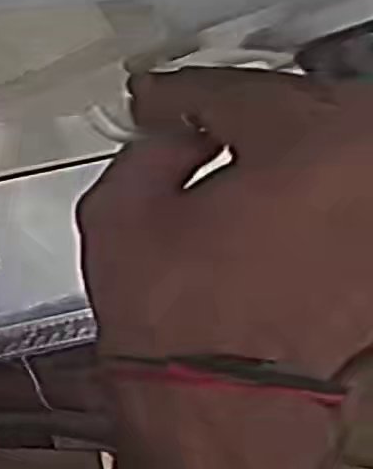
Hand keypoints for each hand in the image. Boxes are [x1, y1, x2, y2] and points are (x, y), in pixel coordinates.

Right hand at [78, 69, 372, 380]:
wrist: (217, 378)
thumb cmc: (172, 306)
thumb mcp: (118, 210)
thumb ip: (150, 152)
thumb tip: (173, 136)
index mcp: (319, 143)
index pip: (238, 90)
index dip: (178, 91)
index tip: (153, 97)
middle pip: (311, 101)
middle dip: (242, 106)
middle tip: (187, 116)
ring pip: (343, 138)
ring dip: (286, 135)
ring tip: (228, 147)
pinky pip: (353, 181)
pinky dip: (315, 174)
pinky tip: (268, 184)